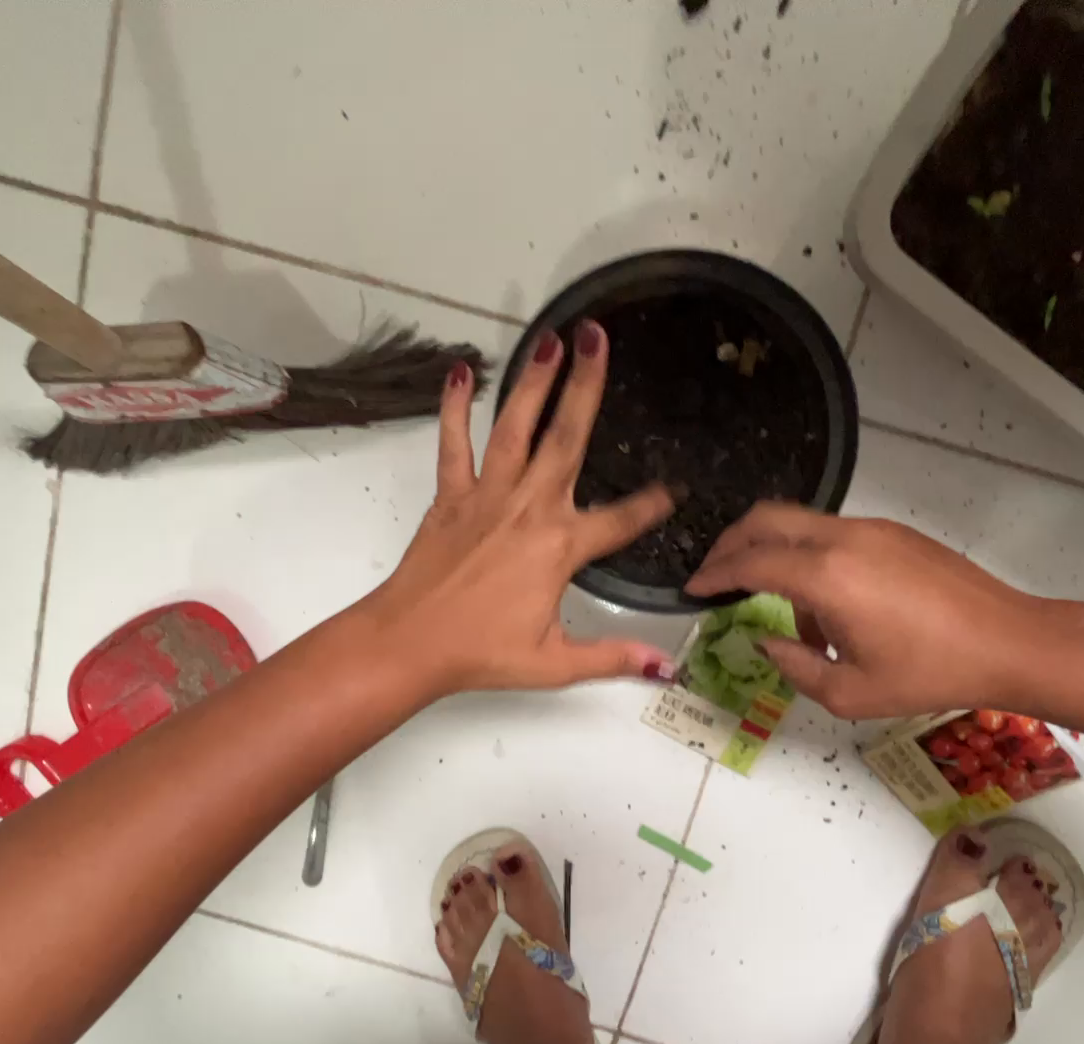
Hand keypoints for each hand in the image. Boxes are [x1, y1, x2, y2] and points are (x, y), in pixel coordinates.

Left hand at [357, 320, 678, 697]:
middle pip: (567, 438)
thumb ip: (613, 658)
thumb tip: (666, 668)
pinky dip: (455, 408)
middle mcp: (529, 508)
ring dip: (532, 382)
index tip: (675, 487)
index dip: (653, 505)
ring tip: (549, 339)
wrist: (409, 643)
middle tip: (596, 335)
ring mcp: (487, 496)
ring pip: (515, 429)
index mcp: (561, 546)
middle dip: (585, 384)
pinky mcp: (451, 496)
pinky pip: (454, 444)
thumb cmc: (482, 653)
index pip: (622, 520)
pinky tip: (462, 372)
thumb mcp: (555, 663)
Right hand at [684, 503, 1046, 717]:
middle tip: (715, 574)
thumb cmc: (930, 673)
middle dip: (731, 543)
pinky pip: (831, 533)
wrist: (1011, 642)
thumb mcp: (851, 693)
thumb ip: (794, 666)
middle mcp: (841, 538)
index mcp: (826, 576)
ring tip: (791, 616)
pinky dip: (810, 557)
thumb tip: (769, 641)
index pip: (750, 563)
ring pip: (798, 523)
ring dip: (775, 554)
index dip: (713, 574)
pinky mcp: (892, 531)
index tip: (692, 588)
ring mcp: (869, 528)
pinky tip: (830, 604)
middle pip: (765, 518)